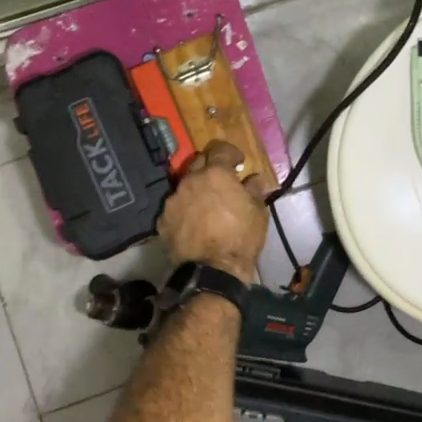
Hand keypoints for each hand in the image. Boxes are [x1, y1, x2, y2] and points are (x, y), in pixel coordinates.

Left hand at [156, 141, 268, 284]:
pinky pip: (175, 207)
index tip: (239, 161)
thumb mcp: (258, 212)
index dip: (231, 152)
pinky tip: (193, 222)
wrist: (213, 271)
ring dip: (196, 189)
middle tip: (222, 180)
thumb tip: (254, 179)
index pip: (220, 150)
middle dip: (211, 167)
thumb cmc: (241, 237)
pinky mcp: (163, 220)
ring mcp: (173, 200)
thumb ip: (254, 190)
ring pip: (185, 186)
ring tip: (206, 204)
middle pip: (198, 163)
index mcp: (215, 174)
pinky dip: (185, 209)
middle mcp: (190, 181)